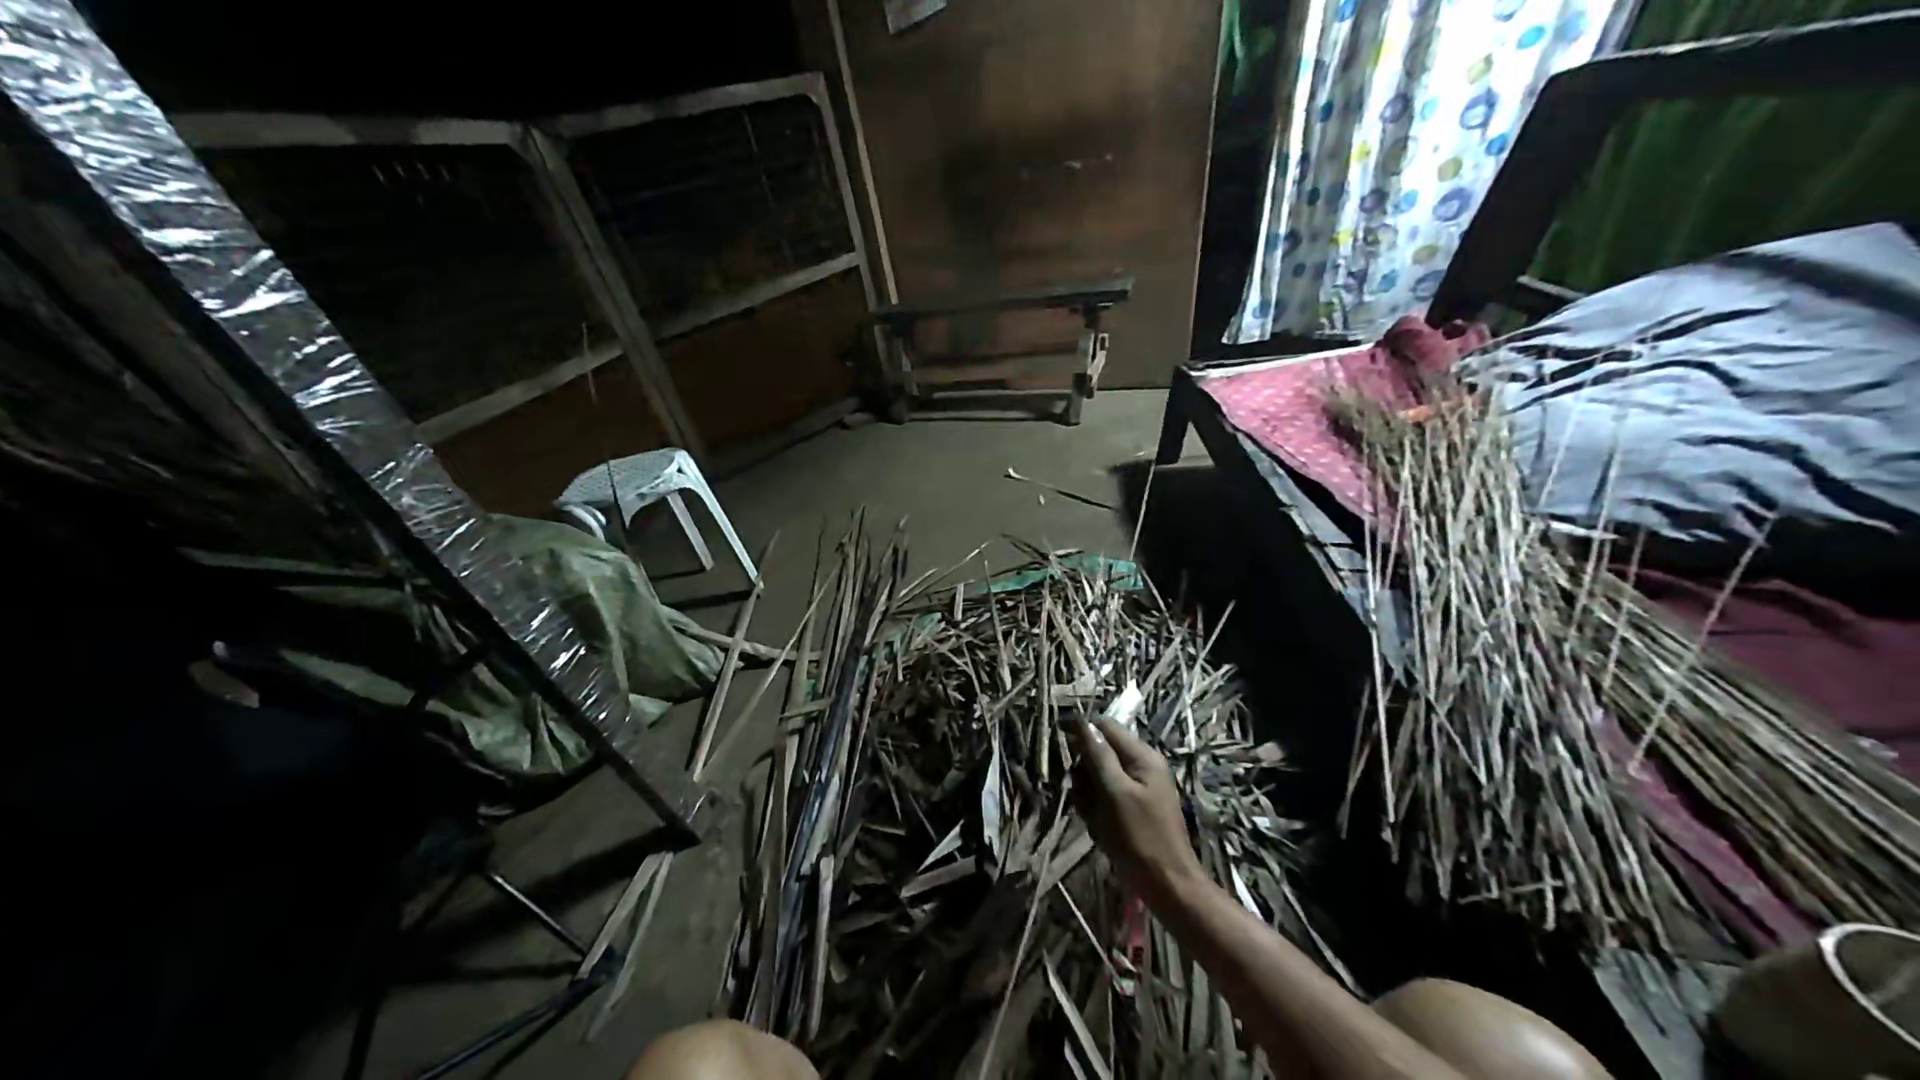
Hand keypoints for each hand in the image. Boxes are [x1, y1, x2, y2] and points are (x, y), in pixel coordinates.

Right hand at [1067, 714, 1204, 901]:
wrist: (1167, 883)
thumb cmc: (1140, 836)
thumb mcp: (1115, 792)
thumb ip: (1099, 756)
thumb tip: (1083, 723)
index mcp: (1143, 756)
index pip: (1106, 726)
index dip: (1082, 733)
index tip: (1061, 749)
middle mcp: (1142, 765)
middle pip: (1101, 751)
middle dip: (1085, 771)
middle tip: (1082, 795)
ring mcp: (1139, 786)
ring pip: (1100, 775)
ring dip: (1088, 793)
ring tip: (1092, 816)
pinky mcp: (1134, 806)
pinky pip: (1106, 795)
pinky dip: (1097, 808)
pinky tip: (1099, 827)